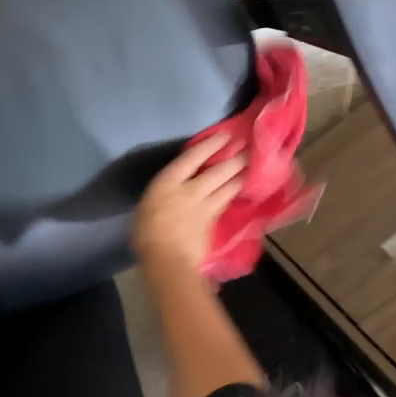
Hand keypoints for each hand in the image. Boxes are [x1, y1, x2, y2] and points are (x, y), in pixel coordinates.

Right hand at [134, 136, 244, 274]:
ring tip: (249, 166)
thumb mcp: (147, 205)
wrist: (167, 260)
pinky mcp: (213, 223)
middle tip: (247, 148)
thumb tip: (169, 195)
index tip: (225, 135)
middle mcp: (190, 189)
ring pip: (226, 187)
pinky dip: (233, 193)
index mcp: (169, 182)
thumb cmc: (146, 232)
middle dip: (232, 159)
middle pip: (217, 171)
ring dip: (238, 176)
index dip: (210, 145)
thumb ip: (162, 195)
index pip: (192, 157)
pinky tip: (238, 190)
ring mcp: (205, 207)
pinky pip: (225, 203)